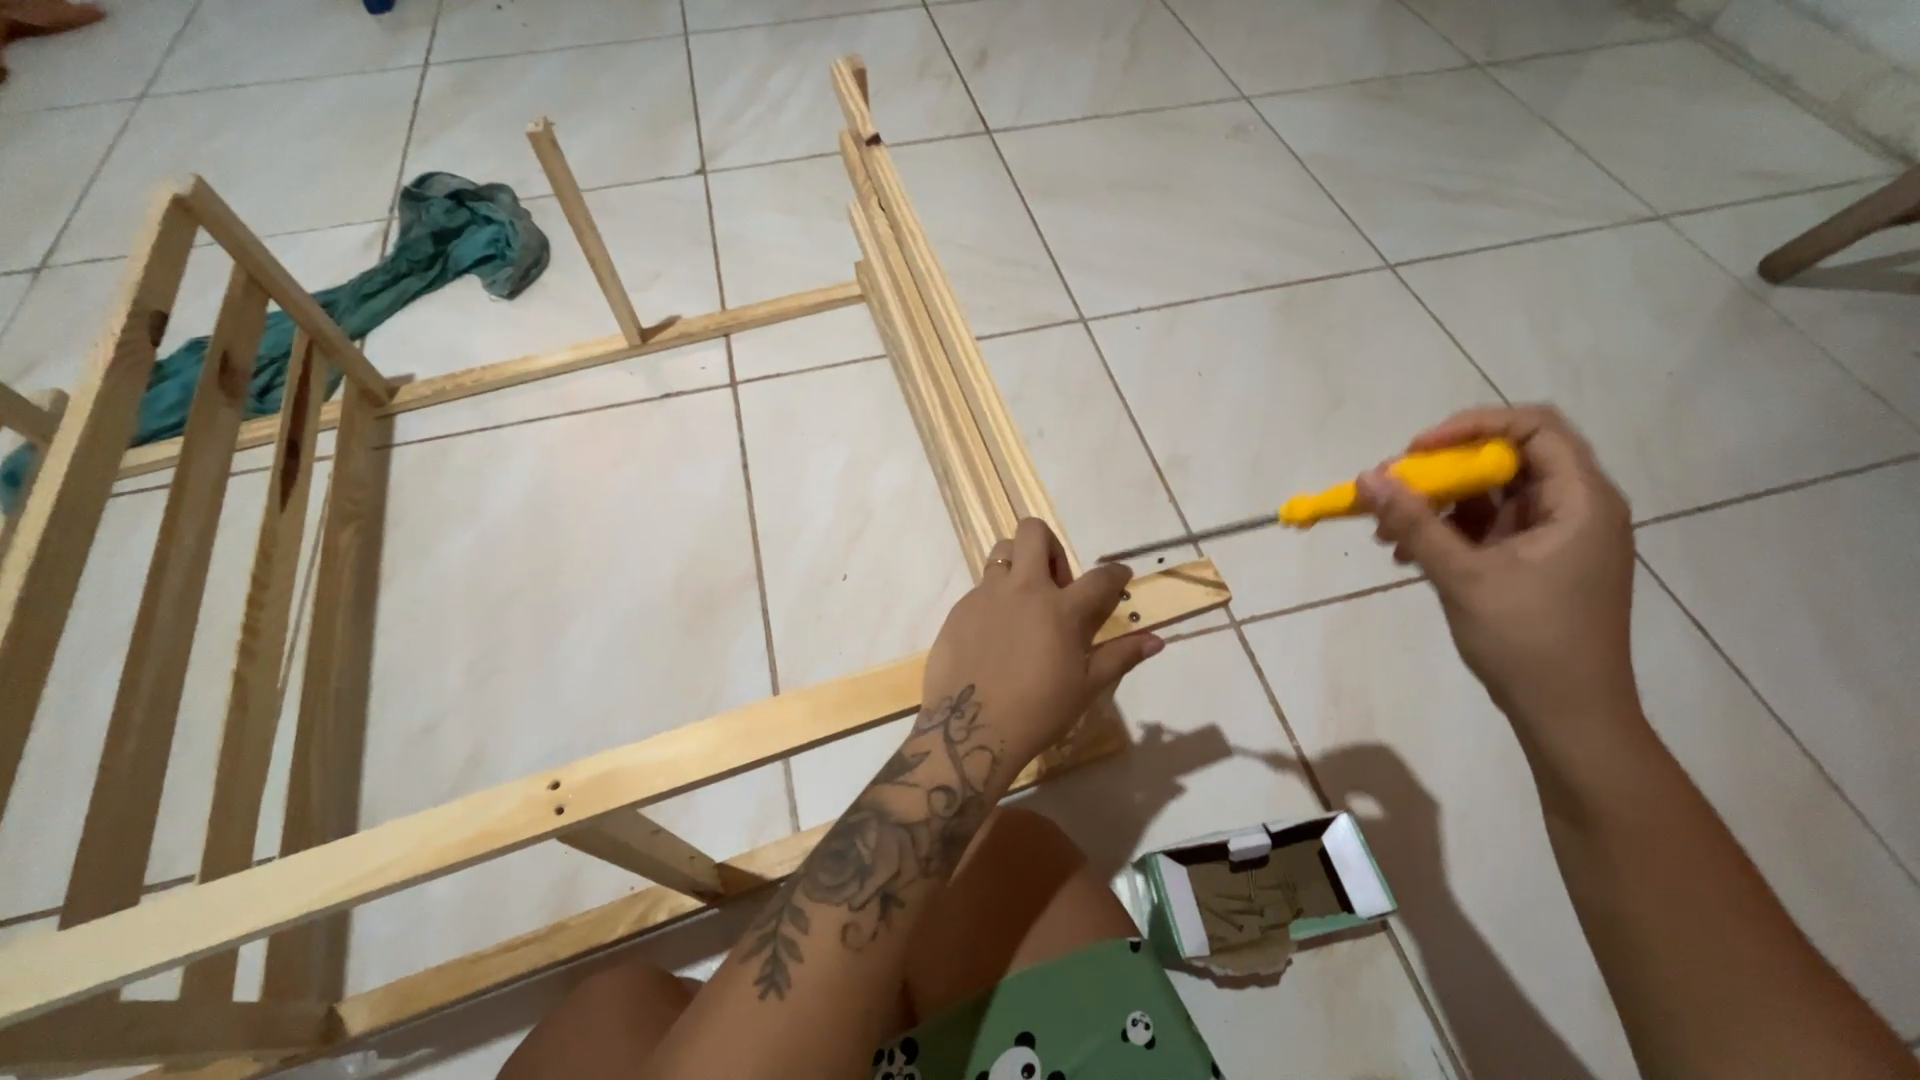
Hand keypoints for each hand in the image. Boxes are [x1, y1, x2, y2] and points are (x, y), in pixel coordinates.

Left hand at [921, 518, 1163, 765]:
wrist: (970, 729)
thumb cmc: (1038, 711)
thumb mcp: (1086, 687)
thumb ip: (1120, 656)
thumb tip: (1157, 641)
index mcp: (1061, 609)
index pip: (1099, 577)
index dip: (1115, 573)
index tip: (1119, 576)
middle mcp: (1022, 590)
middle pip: (1033, 532)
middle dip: (1050, 545)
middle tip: (1056, 582)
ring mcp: (985, 596)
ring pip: (1001, 553)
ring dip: (1017, 565)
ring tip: (1024, 603)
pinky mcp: (958, 610)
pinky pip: (979, 589)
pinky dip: (994, 600)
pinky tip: (996, 635)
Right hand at [1358, 406, 1637, 731]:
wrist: (1571, 716)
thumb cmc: (1530, 642)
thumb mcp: (1465, 577)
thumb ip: (1416, 523)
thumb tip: (1367, 478)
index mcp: (1581, 501)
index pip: (1534, 428)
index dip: (1472, 427)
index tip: (1416, 451)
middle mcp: (1576, 509)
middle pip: (1506, 460)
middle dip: (1442, 471)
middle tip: (1392, 490)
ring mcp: (1557, 538)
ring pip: (1492, 496)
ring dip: (1438, 504)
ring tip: (1389, 531)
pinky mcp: (1539, 563)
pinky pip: (1489, 528)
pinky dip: (1449, 532)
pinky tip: (1409, 554)